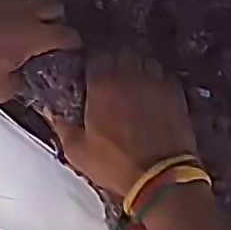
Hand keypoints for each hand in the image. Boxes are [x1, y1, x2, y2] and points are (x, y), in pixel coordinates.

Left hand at [0, 0, 80, 100]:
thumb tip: (19, 79)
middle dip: (55, 16)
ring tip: (27, 6)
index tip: (71, 45)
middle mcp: (22, 11)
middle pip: (53, 5)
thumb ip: (17, 82)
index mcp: (33, 36)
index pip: (66, 35)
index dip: (72, 41)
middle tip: (50, 27)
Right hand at [50, 52, 197, 197]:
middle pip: (122, 52)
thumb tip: (54, 114)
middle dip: (116, 60)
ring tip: (133, 82)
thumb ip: (63, 126)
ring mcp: (156, 83)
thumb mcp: (78, 151)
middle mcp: (130, 77)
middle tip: (111, 77)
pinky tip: (153, 94)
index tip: (90, 73)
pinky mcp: (176, 95)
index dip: (93, 63)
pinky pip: (165, 77)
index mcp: (102, 85)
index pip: (96, 56)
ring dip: (138, 67)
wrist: (161, 177)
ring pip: (146, 61)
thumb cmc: (116, 164)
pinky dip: (158, 81)